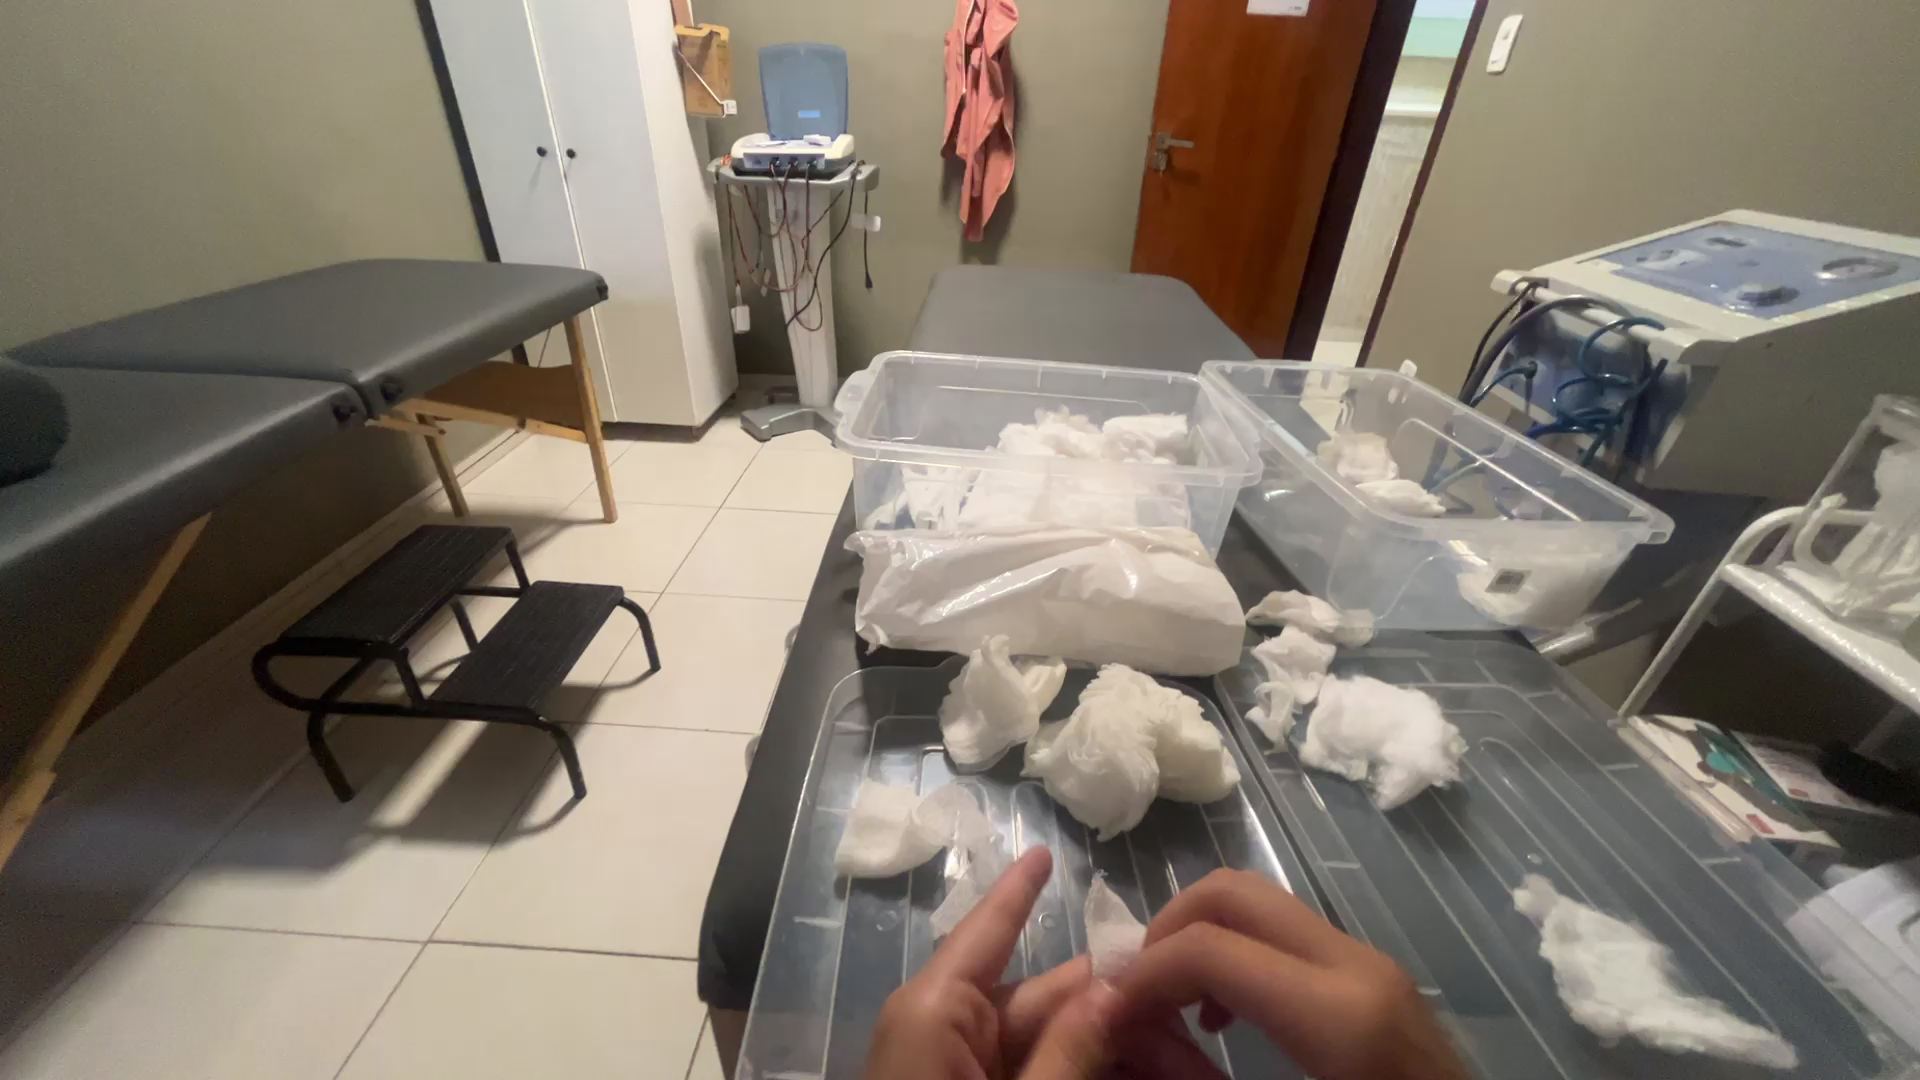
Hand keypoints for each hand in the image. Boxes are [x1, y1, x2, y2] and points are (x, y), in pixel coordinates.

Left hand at [864, 847, 1221, 1079]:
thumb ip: (1069, 1050)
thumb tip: (1114, 984)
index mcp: (939, 1008)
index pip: (988, 927)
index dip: (1020, 889)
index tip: (1045, 852)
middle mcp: (951, 1027)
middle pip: (1050, 1001)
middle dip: (1126, 1018)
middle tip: (1201, 1050)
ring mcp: (965, 1070)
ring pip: (1059, 1047)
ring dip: (1123, 1059)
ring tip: (1193, 1075)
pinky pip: (1045, 1079)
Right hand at [1111, 869, 1469, 1079]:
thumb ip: (1197, 1076)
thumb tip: (1129, 1032)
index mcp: (1338, 1017)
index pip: (1210, 948)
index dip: (1143, 973)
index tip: (1109, 1010)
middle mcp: (1353, 965)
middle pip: (1230, 892)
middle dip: (1166, 928)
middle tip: (1137, 986)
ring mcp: (1367, 962)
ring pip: (1255, 900)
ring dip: (1197, 933)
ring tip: (1172, 997)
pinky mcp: (1371, 974)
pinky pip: (1282, 930)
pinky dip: (1233, 947)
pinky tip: (1223, 1011)